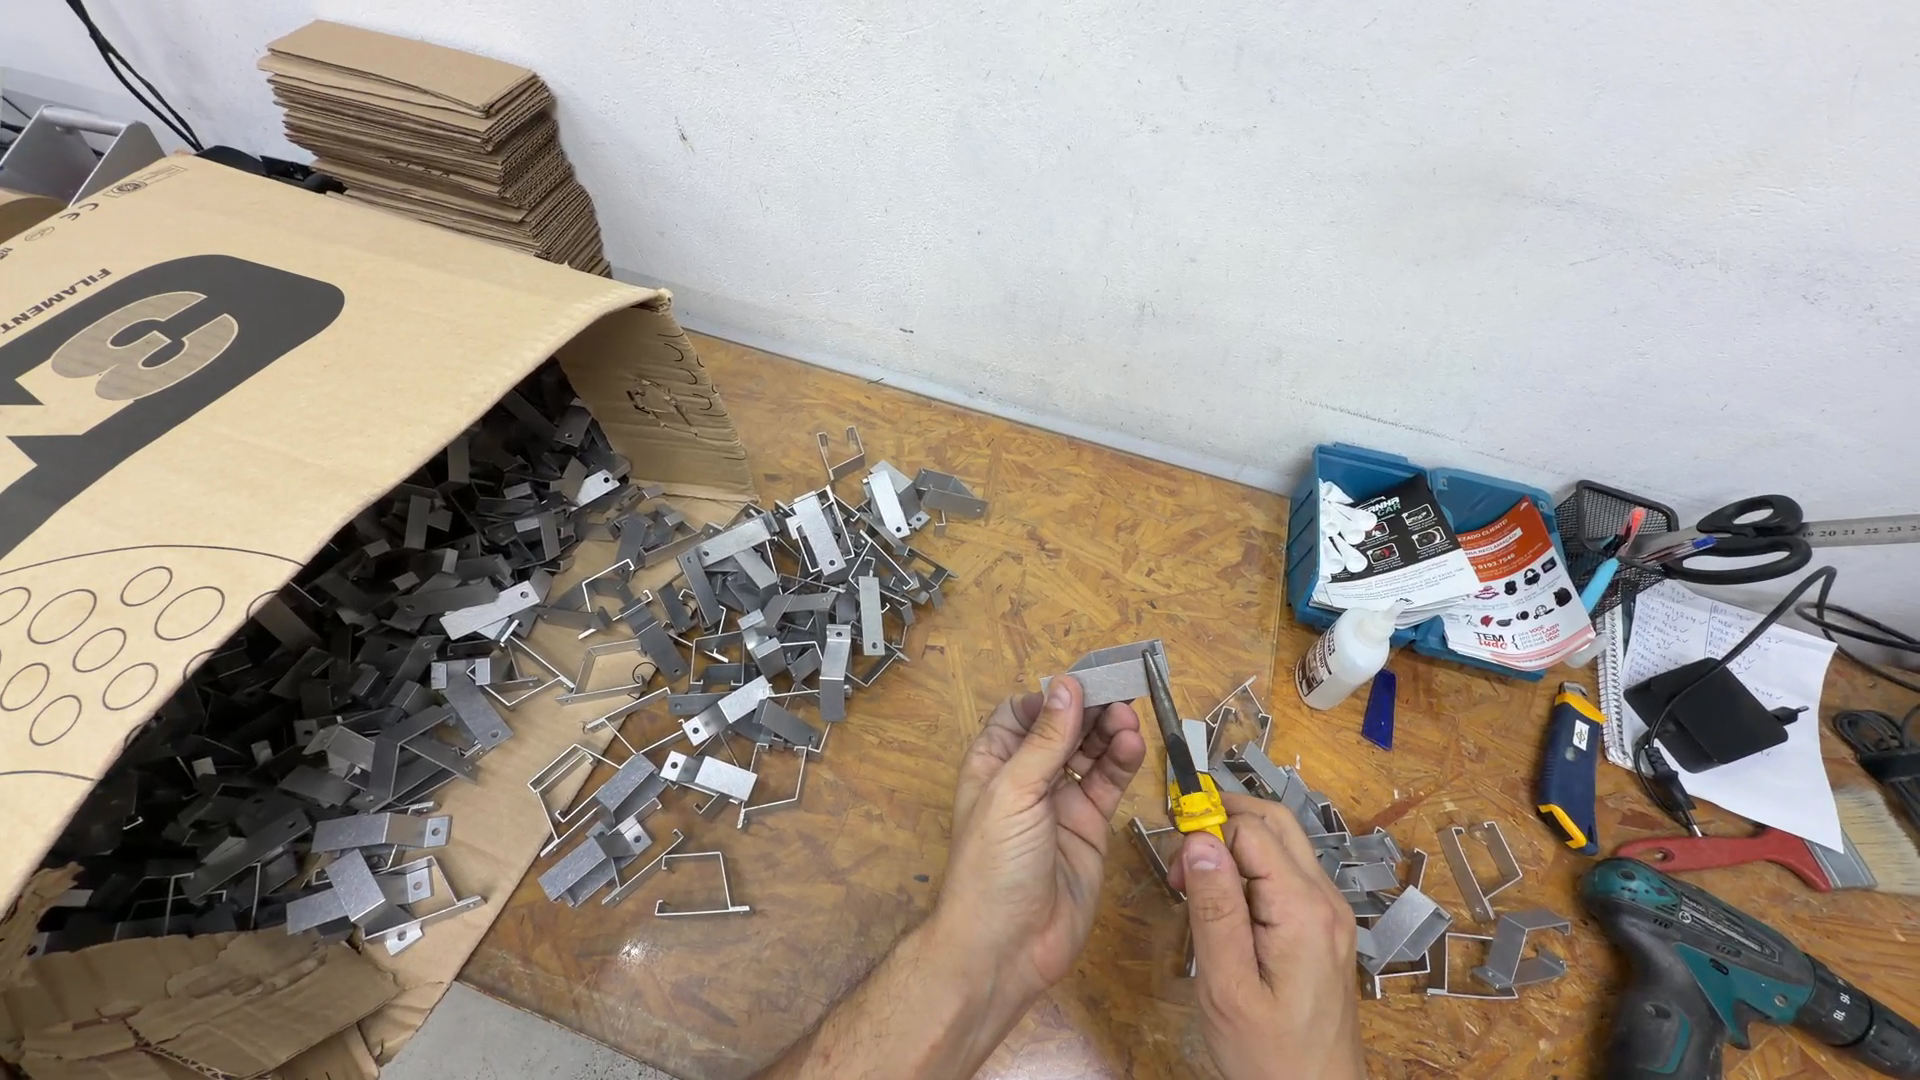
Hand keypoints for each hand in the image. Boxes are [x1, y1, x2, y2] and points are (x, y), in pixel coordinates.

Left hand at [931, 675, 1147, 998]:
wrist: (1007, 948)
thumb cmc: (992, 865)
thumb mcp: (1014, 792)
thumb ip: (1045, 740)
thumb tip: (1065, 686)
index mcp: (994, 762)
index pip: (1023, 712)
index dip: (1051, 697)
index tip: (1081, 683)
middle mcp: (1026, 778)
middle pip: (1061, 729)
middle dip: (1087, 711)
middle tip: (1117, 695)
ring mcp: (1058, 803)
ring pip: (1088, 754)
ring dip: (1108, 734)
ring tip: (1128, 719)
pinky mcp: (1088, 828)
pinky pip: (1106, 785)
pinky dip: (1121, 764)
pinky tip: (1133, 747)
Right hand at [1167, 793, 1365, 1079]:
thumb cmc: (1267, 1055)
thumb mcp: (1226, 985)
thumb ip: (1214, 907)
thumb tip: (1198, 838)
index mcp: (1303, 909)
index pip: (1251, 829)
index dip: (1207, 836)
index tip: (1177, 875)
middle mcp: (1325, 898)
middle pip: (1274, 820)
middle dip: (1223, 819)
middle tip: (1184, 856)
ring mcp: (1329, 911)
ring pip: (1281, 840)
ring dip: (1235, 841)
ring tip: (1199, 879)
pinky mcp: (1323, 924)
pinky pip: (1285, 869)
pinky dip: (1250, 865)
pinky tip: (1225, 900)